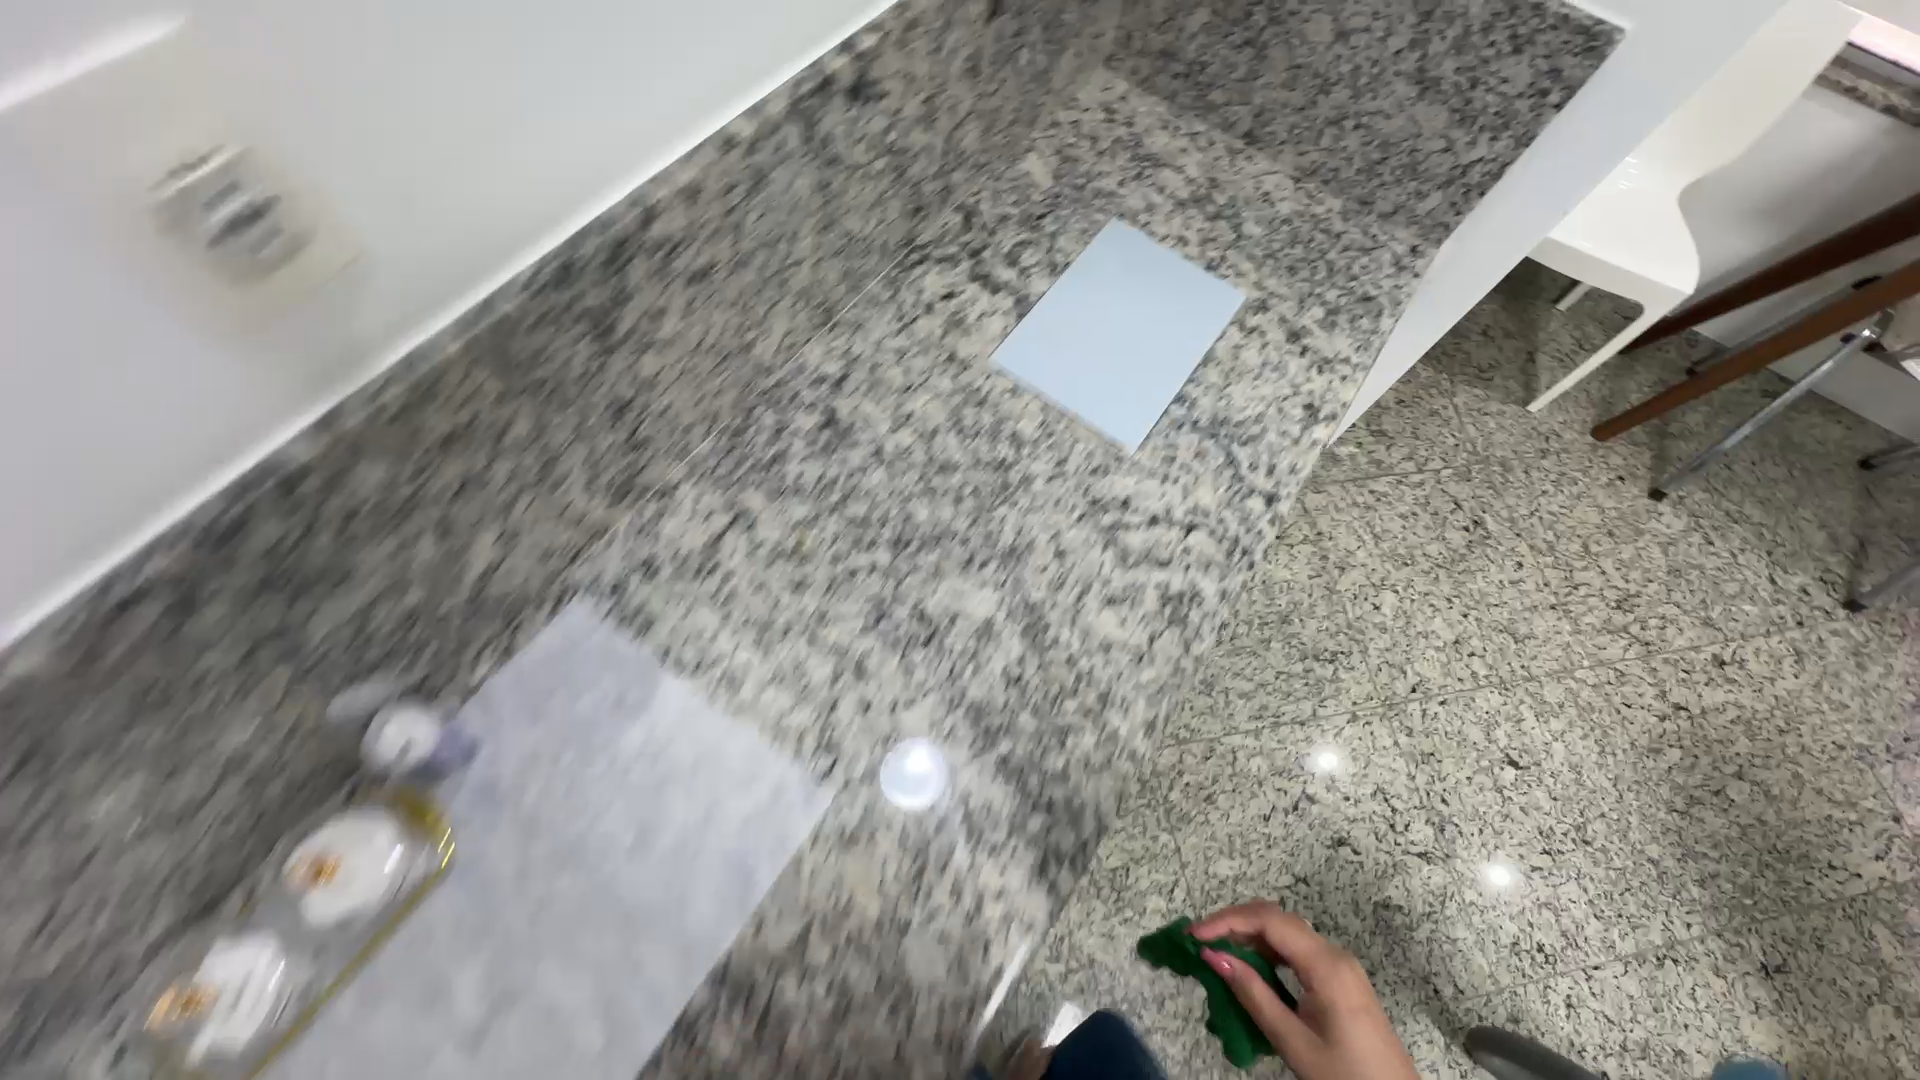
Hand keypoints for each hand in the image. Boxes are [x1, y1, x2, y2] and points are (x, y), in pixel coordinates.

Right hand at [1191, 901, 1419, 1079]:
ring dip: (1249, 935)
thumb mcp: (1293, 1041)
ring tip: (1218, 953)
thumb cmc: (1346, 1076)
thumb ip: (1253, 995)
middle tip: (1201, 942)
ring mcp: (1340, 964)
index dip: (1227, 920)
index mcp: (1326, 964)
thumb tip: (1213, 957)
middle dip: (1234, 923)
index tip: (1194, 936)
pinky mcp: (1340, 978)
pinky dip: (1268, 951)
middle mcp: (1334, 953)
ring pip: (1286, 931)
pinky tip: (1250, 968)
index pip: (1268, 920)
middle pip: (1276, 918)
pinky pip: (1297, 950)